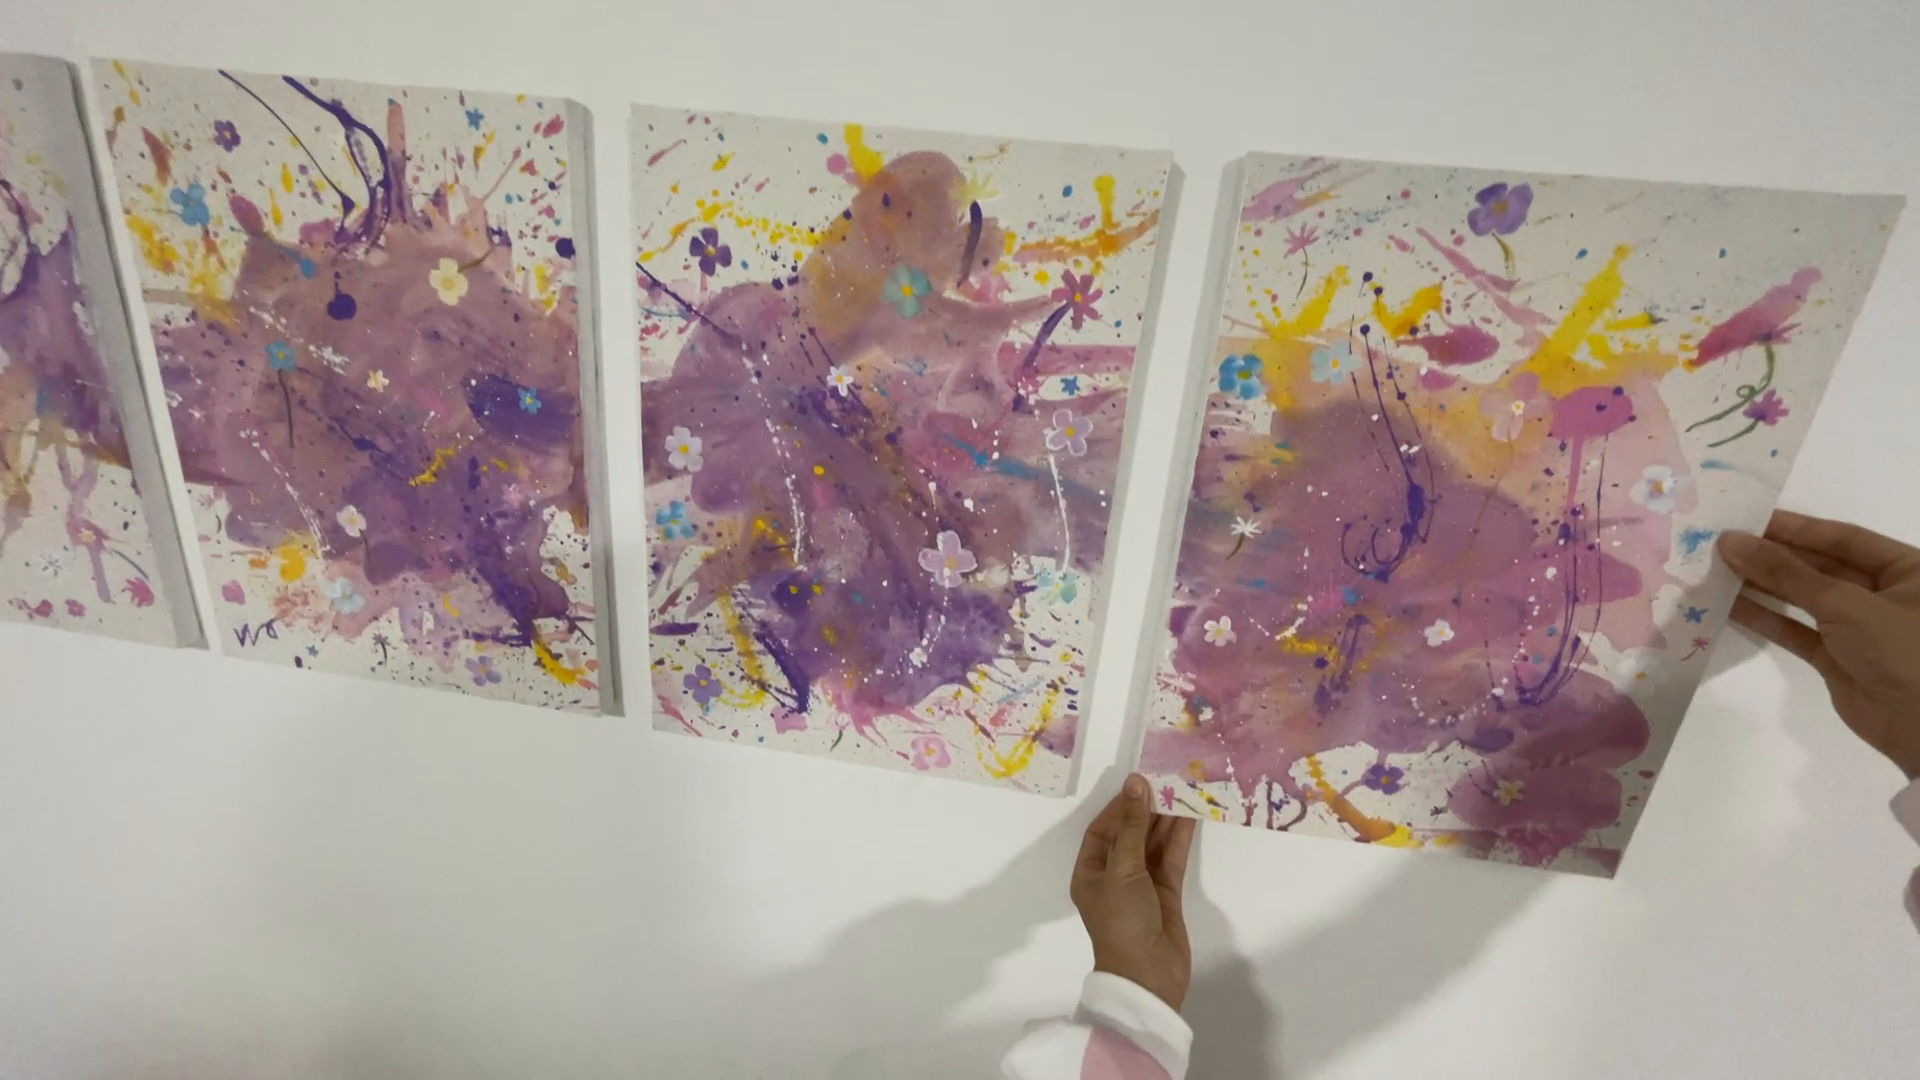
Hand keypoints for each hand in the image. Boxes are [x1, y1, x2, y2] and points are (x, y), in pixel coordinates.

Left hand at [1071, 773, 1196, 1010]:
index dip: (1119, 807)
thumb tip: (1135, 784)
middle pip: (1129, 834)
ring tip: (1180, 791)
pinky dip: (1179, 839)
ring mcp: (1141, 885)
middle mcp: (1114, 875)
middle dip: (1145, 811)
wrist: (1148, 977)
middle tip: (1164, 782)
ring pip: (1153, 844)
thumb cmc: (1122, 920)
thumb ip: (1132, 825)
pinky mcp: (1166, 893)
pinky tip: (1190, 816)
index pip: (1102, 830)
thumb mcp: (1123, 869)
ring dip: (1165, 821)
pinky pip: (1171, 859)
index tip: (1137, 784)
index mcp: (1090, 871)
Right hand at [1718, 510, 1919, 778]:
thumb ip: (1785, 573)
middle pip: (1819, 566)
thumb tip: (1729, 540)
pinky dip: (1761, 617)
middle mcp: (1889, 595)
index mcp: (1913, 573)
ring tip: (1710, 570)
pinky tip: (1723, 604)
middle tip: (1715, 545)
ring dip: (1758, 585)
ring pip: (1802, 597)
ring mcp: (1862, 627)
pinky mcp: (1838, 655)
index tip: (1741, 519)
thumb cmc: (1909, 651)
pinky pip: (1793, 628)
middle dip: (1769, 556)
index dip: (1794, 527)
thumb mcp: (1847, 605)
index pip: (1844, 539)